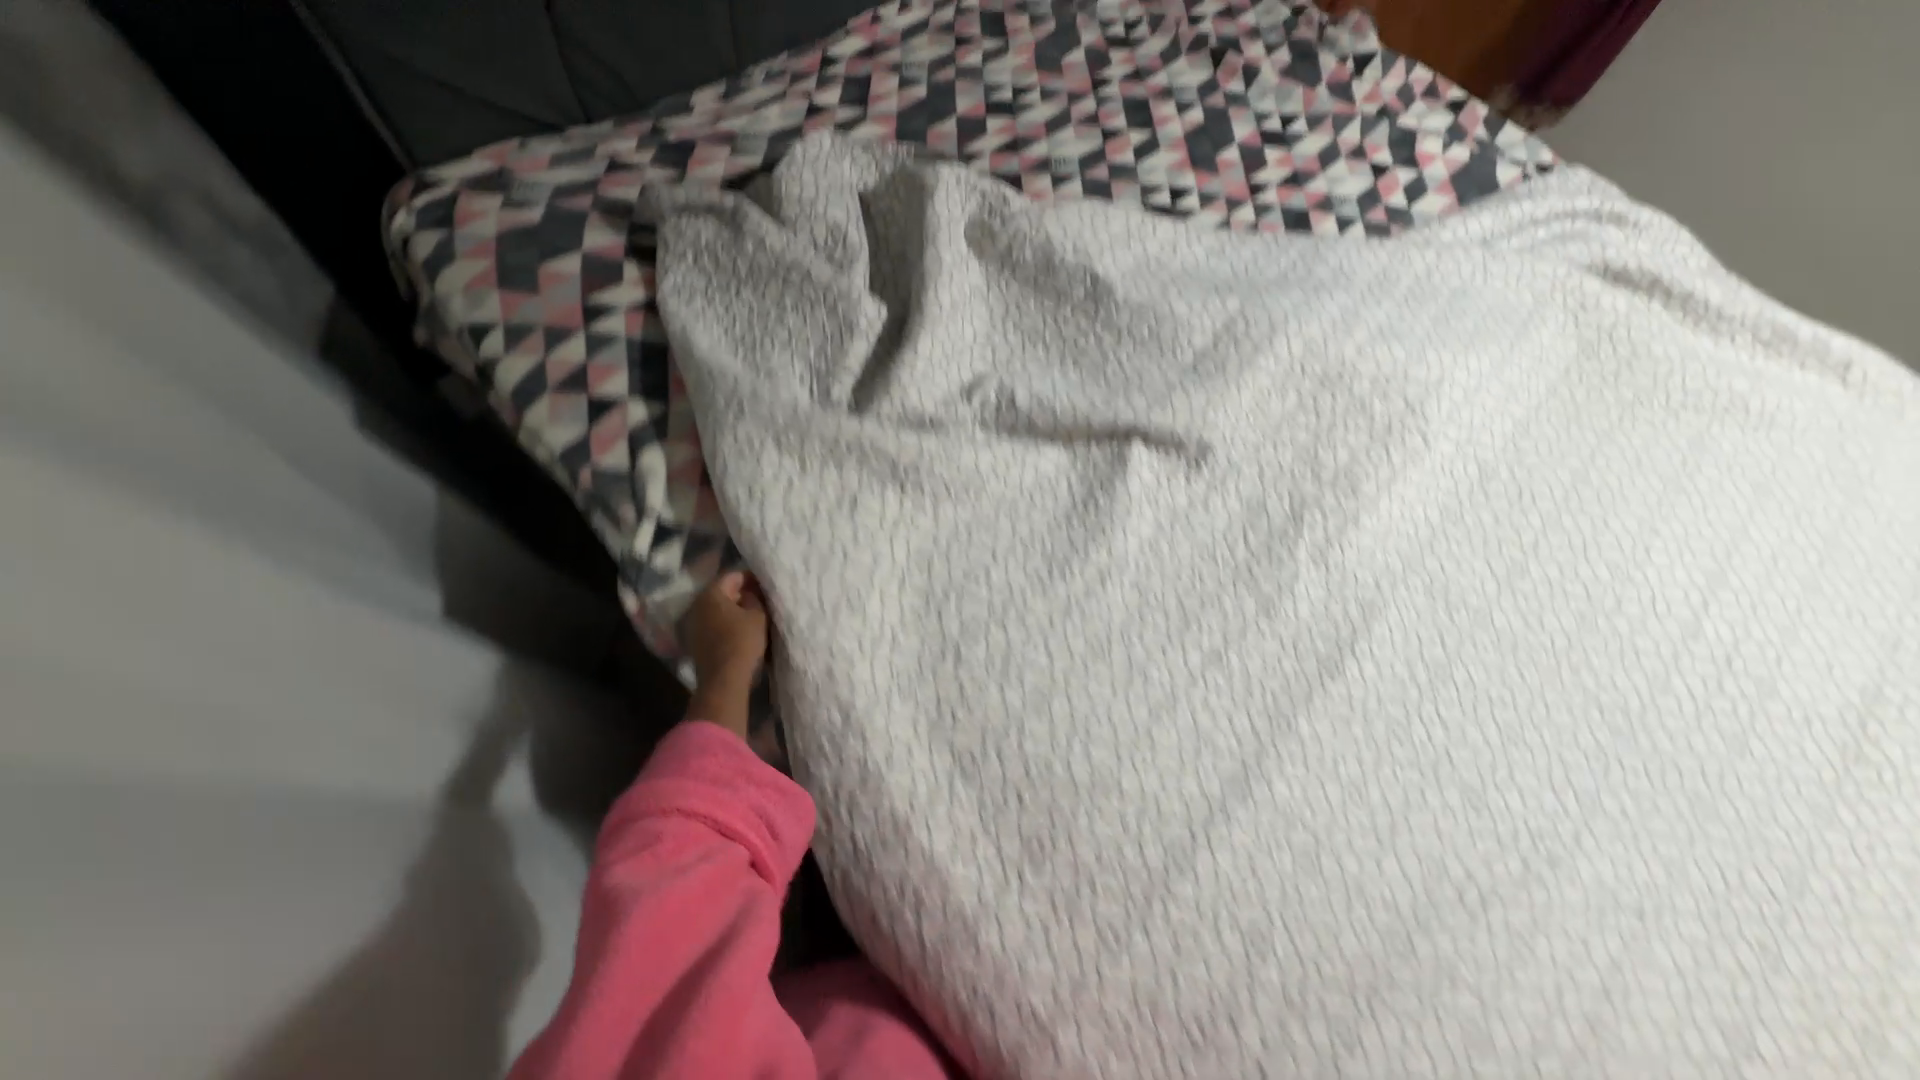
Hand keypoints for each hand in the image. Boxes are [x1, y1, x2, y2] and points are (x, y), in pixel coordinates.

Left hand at [683, 571, 767, 738]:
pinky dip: (725, 623)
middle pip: (722, 592)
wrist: (723, 679)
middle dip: (741, 594)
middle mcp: (696, 605)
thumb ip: (755, 597)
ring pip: (717, 609)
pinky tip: (739, 631)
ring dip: (733, 610)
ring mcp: (692, 624)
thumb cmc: (742, 641)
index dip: (751, 578)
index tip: (766, 585)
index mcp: (711, 593)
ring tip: (752, 616)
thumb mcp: (758, 615)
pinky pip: (713, 624)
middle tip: (762, 600)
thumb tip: (750, 592)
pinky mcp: (694, 641)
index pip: (733, 576)